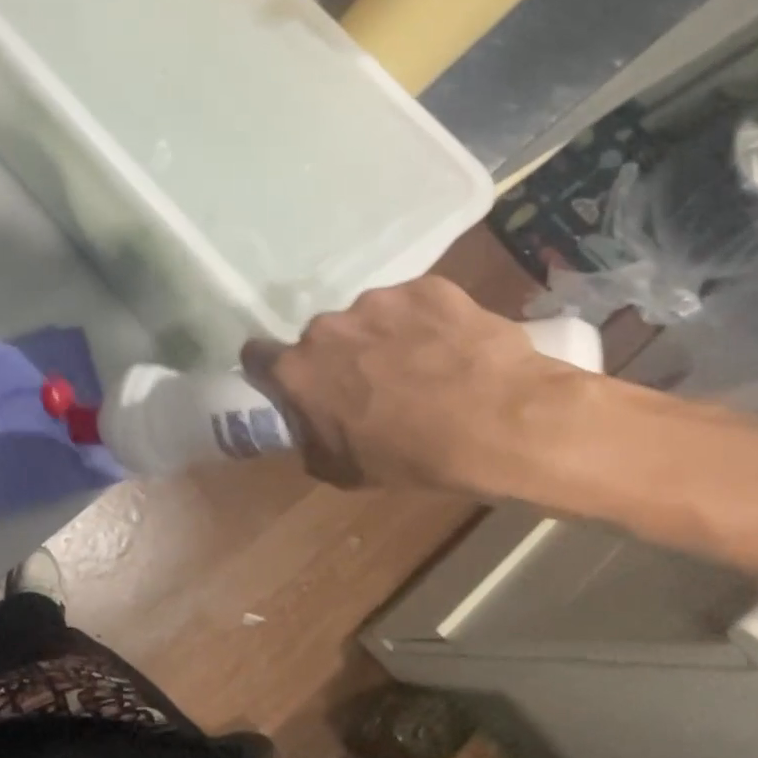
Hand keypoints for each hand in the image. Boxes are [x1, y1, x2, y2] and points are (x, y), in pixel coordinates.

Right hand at [241, 276, 591, 494]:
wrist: (501, 424)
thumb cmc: (409, 456)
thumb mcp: (338, 468)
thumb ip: (308, 437)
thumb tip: (308, 425)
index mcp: (294, 371)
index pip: (256, 355)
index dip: (270, 369)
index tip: (291, 383)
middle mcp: (325, 328)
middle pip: (319, 337)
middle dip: (336, 355)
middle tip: (369, 381)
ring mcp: (379, 302)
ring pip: (367, 318)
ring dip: (381, 336)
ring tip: (420, 363)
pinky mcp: (429, 288)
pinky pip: (416, 303)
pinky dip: (426, 321)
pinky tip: (451, 346)